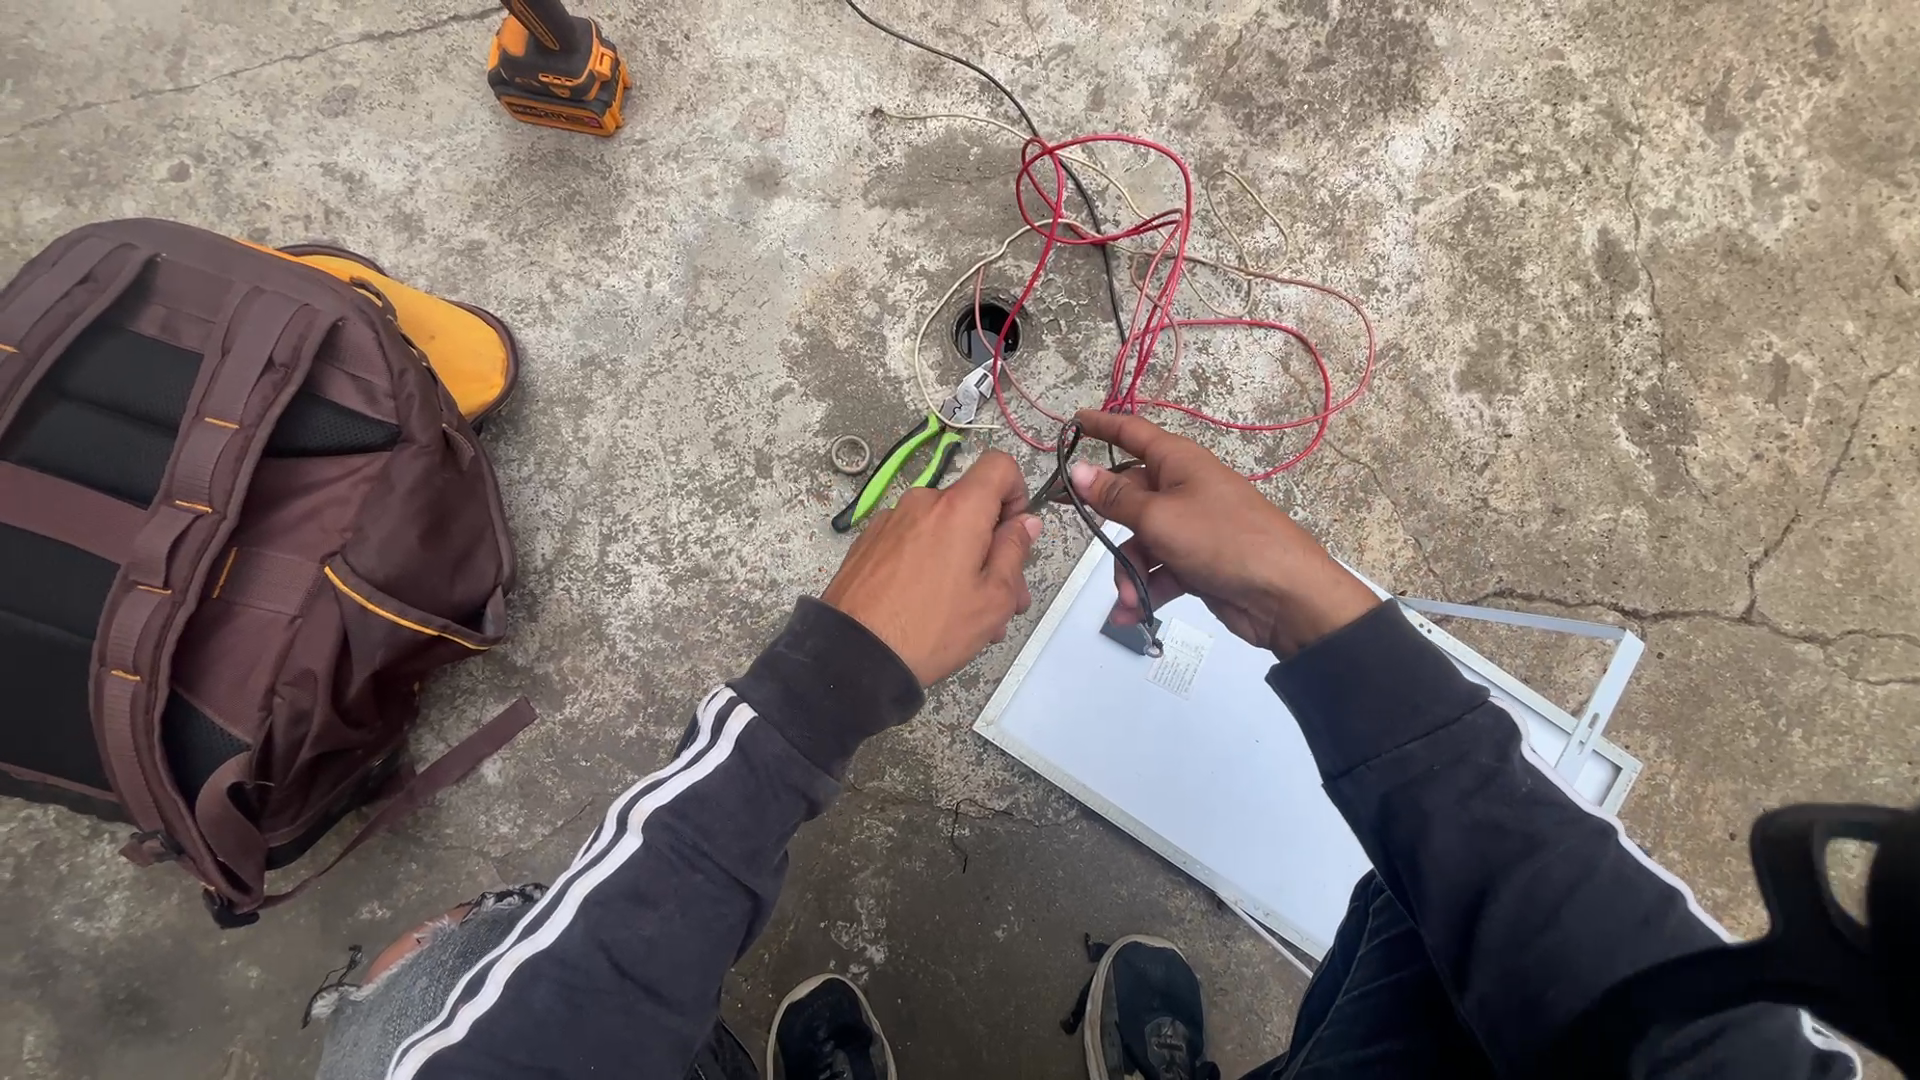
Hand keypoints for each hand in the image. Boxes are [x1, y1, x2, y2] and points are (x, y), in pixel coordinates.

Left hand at [823, 449, 1041, 685]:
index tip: (1016, 531)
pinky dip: (931, 564)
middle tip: (1004, 596)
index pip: (1000, 465)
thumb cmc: (925, 630)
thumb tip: (1024, 523)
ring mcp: (892, 521)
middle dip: (994, 546)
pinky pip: (915, 542)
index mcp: (958, 509)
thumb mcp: (992, 598)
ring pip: (944, 530)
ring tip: (967, 611)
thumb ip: (1014, 551)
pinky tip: (931, 606)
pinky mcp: (870, 542)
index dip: (1017, 493)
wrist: (854, 654)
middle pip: (972, 507)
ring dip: (963, 562)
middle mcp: (922, 504)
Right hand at [1068, 409, 1378, 657]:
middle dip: (1106, 521)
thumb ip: (1114, 498)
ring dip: (1127, 569)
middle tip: (1074, 526)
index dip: (1102, 426)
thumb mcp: (1159, 517)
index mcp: (1177, 463)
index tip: (1072, 421)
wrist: (1285, 595)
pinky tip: (1132, 613)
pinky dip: (1145, 589)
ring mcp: (1190, 527)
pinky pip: (1157, 569)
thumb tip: (1078, 469)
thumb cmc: (1222, 540)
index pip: (1132, 433)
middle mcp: (1182, 489)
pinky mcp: (1195, 563)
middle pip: (1128, 495)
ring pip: (1140, 540)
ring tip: (1129, 598)